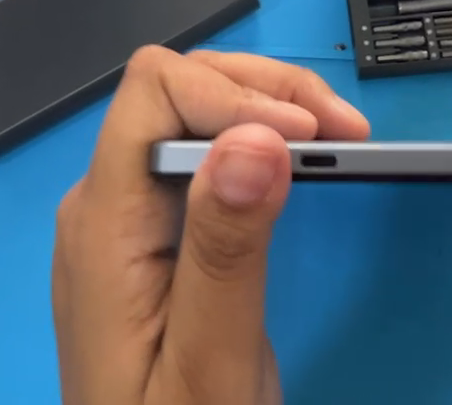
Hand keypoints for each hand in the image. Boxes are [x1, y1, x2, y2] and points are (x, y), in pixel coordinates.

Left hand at [53, 47, 370, 403]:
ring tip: (340, 134)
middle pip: (179, 87)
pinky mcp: (162, 227)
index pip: (154, 91)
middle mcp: (109, 198)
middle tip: (346, 128)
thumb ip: (224, 252)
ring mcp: (132, 211)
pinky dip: (265, 137)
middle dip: (266, 90)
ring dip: (272, 105)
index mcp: (105, 220)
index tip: (309, 135)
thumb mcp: (207, 364)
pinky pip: (208, 150)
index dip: (234, 93)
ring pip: (197, 109)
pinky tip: (305, 155)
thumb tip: (255, 136)